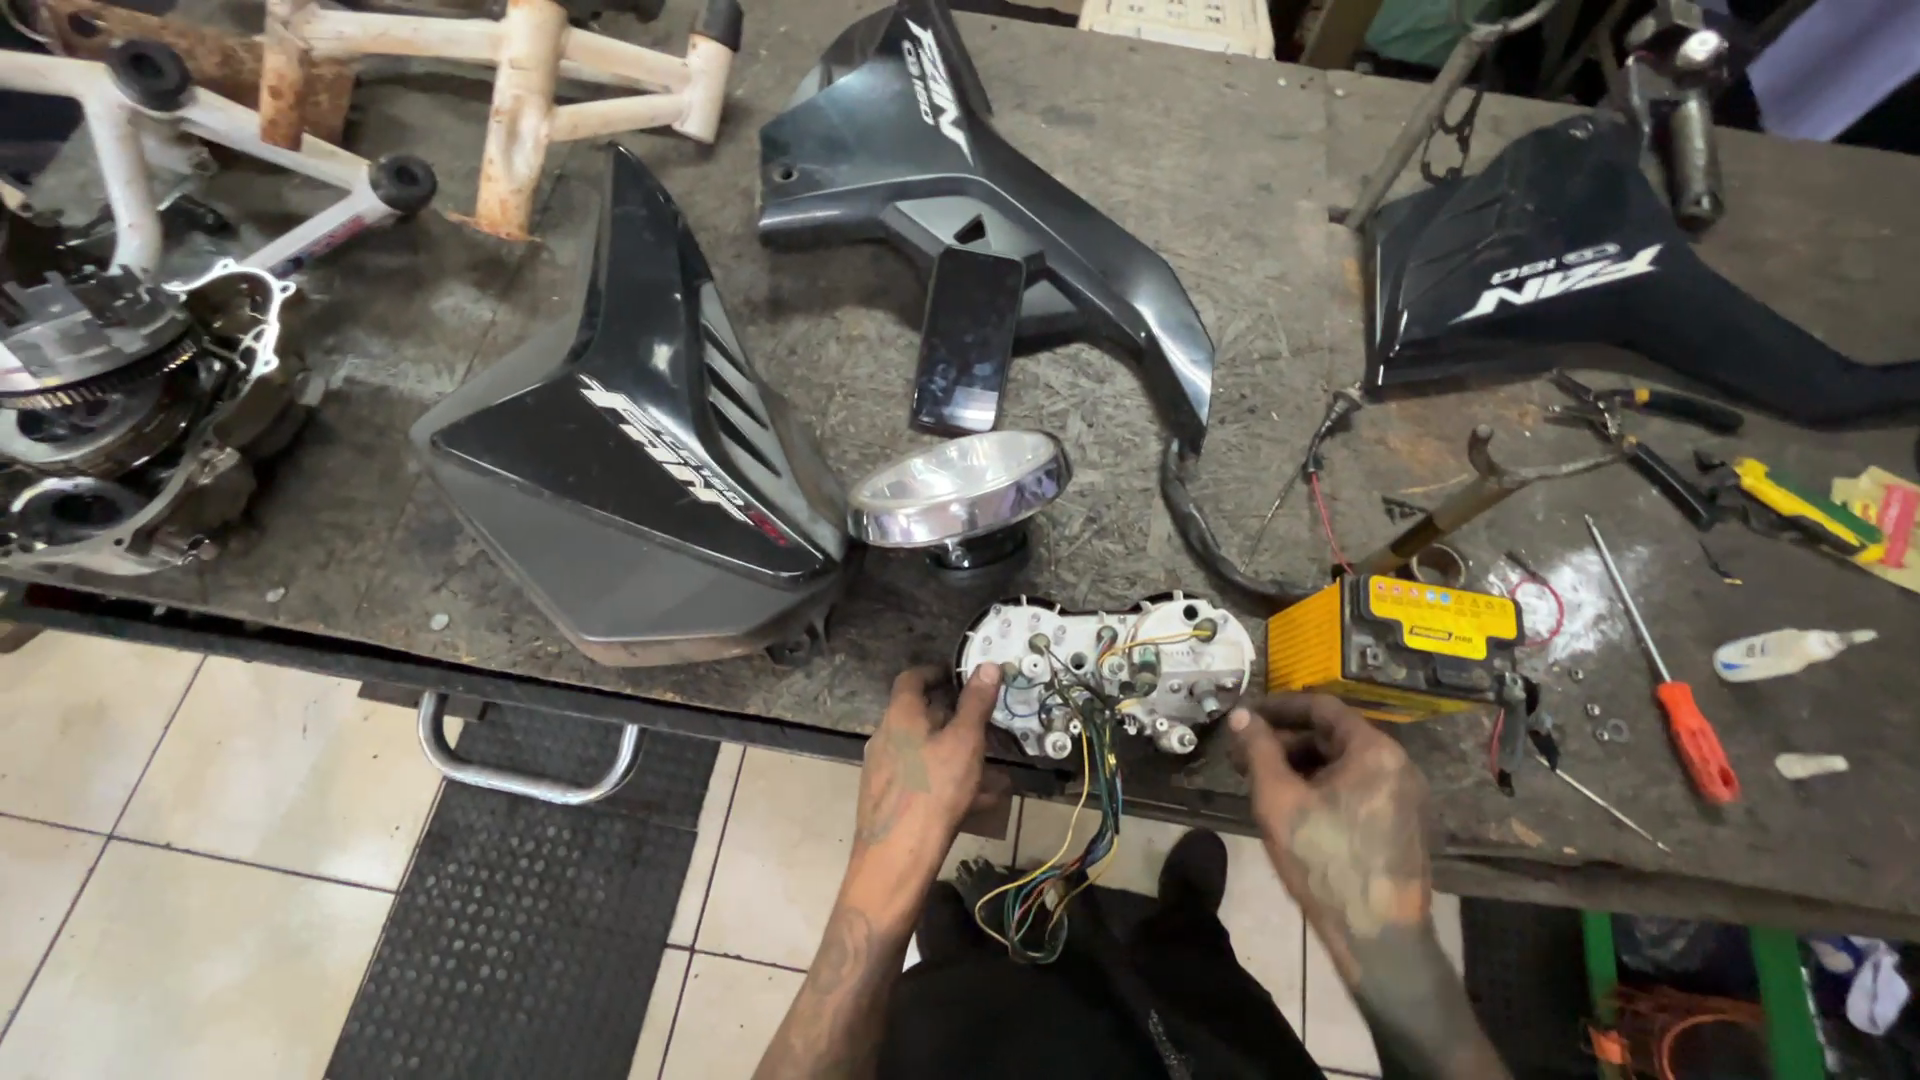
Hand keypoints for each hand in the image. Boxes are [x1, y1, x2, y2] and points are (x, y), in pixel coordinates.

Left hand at [849, 664, 1002, 889]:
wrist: (897, 858)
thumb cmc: (934, 790)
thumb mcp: (964, 742)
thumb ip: (976, 703)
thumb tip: (988, 665)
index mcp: (900, 716)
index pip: (912, 678)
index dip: (935, 672)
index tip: (959, 676)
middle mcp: (885, 737)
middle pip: (920, 716)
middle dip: (954, 718)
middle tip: (983, 724)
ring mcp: (883, 770)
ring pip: (925, 752)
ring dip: (957, 754)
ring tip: (992, 769)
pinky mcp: (888, 800)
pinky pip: (922, 780)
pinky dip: (948, 781)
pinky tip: (980, 801)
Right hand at [1229, 694, 1432, 987]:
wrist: (1377, 937)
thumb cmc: (1323, 860)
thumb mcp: (1277, 799)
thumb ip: (1258, 750)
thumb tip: (1242, 716)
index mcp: (1375, 752)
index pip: (1322, 707)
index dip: (1279, 707)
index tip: (1246, 716)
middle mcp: (1399, 767)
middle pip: (1333, 736)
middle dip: (1285, 741)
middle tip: (1245, 756)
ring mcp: (1405, 798)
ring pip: (1344, 765)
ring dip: (1301, 765)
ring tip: (1262, 783)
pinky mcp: (1402, 826)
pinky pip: (1356, 789)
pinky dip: (1322, 787)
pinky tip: (1291, 807)